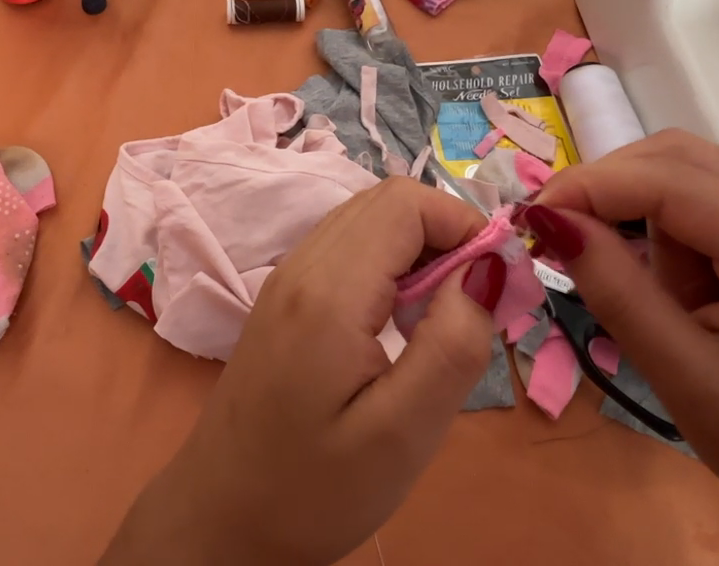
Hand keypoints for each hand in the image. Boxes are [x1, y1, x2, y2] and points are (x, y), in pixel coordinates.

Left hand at [101, 178, 495, 565]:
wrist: (222, 516)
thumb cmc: (315, 488)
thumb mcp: (403, 433)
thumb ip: (453, 343)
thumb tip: (486, 267)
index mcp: (329, 289)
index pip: (405, 203)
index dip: (462, 225)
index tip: (496, 285)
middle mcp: (301, 264)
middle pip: (385, 202)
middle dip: (444, 234)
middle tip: (475, 305)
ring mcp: (286, 277)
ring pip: (366, 220)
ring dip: (418, 250)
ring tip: (441, 319)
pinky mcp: (283, 296)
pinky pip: (346, 249)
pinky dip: (388, 264)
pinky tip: (399, 322)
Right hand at [521, 131, 718, 565]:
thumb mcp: (691, 384)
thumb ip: (617, 292)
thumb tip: (548, 218)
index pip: (670, 179)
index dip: (590, 184)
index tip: (532, 218)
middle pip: (684, 157)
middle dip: (613, 188)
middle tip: (567, 241)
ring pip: (701, 174)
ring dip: (648, 213)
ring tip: (654, 293)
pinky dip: (680, 228)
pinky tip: (687, 289)